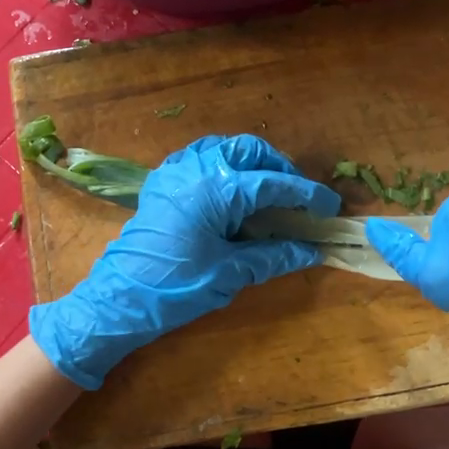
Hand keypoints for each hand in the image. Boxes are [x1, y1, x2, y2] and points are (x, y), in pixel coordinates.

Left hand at [30, 135, 340, 389]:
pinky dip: (224, 166)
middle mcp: (197, 168)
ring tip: (267, 192)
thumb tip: (310, 250)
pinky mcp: (163, 182)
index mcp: (216, 189)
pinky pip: (201, 158)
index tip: (329, 207)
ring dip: (251, 163)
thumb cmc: (177, 287)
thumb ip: (273, 256)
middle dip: (278, 168)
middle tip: (296, 197)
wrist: (120, 299)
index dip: (305, 195)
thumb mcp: (231, 274)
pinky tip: (233, 193)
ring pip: (224, 148)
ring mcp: (176, 171)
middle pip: (249, 151)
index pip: (273, 183)